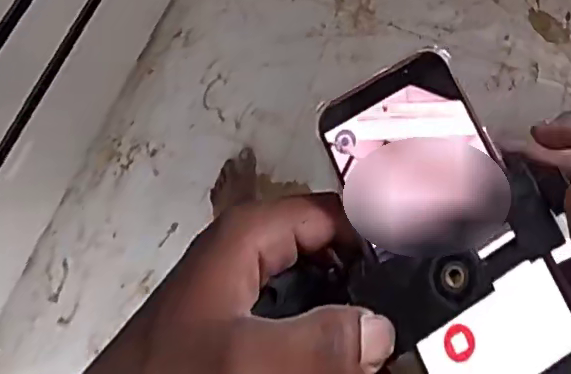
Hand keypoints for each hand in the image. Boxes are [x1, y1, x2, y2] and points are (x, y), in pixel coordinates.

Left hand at [87, 194, 394, 373]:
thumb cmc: (164, 373)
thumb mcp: (248, 359)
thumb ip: (319, 342)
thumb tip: (377, 329)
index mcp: (249, 233)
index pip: (330, 213)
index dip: (370, 236)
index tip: (406, 268)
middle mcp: (246, 249)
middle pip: (324, 249)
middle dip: (360, 281)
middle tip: (392, 318)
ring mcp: (240, 286)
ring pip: (311, 286)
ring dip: (340, 312)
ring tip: (366, 346)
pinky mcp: (234, 321)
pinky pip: (292, 314)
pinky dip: (316, 333)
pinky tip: (329, 357)